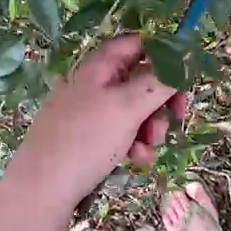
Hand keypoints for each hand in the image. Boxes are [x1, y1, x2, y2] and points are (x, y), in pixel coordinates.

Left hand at [3, 34, 186, 217]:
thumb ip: (160, 81)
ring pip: (135, 110)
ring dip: (150, 127)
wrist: (43, 187)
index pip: (138, 43)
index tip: (185, 76)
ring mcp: (90, 111)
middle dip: (162, 100)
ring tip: (147, 147)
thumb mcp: (129, 107)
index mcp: (100, 65)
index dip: (164, 55)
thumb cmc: (86, 139)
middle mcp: (95, 83)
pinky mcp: (89, 137)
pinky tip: (134, 160)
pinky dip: (134, 143)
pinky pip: (122, 132)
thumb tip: (187, 55)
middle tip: (176, 117)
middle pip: (141, 79)